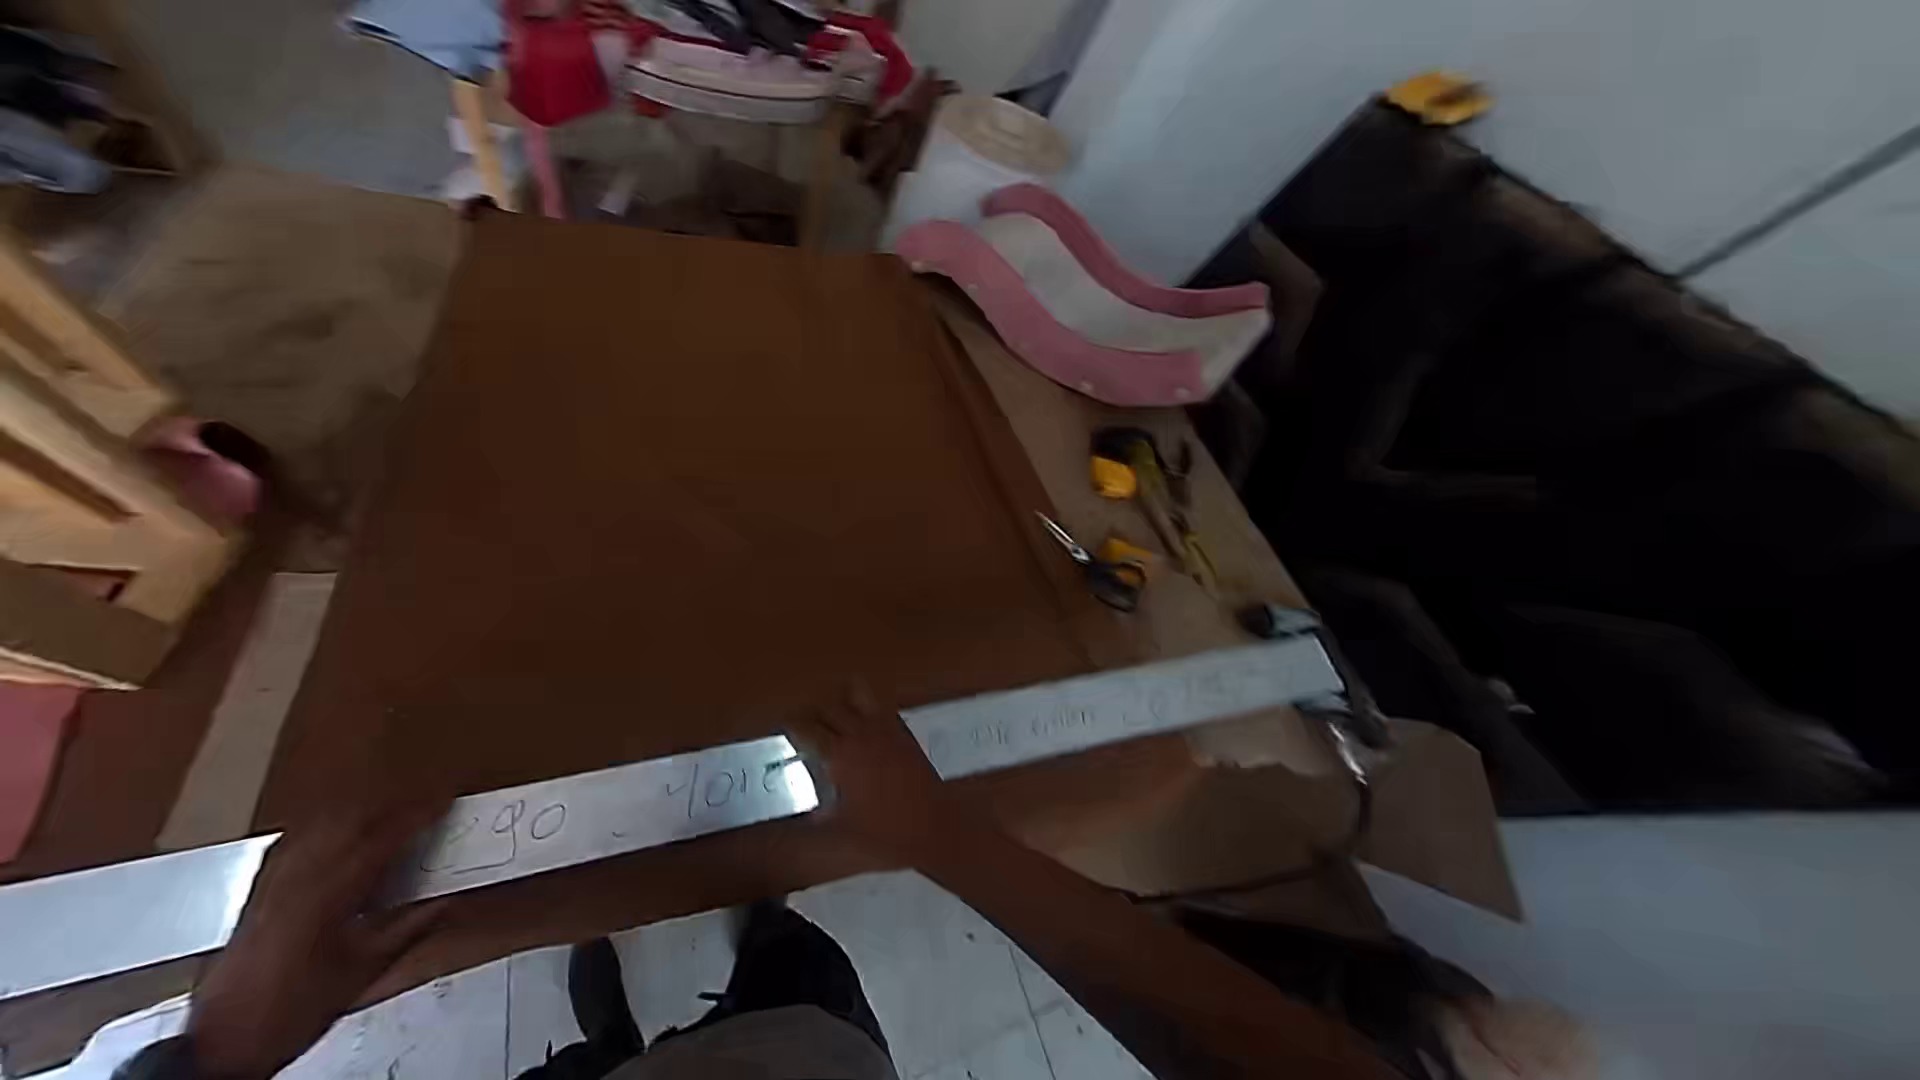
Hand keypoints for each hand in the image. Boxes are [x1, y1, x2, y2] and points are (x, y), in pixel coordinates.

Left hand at [188, 803, 447, 1079]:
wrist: (218, 1049)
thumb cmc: (290, 1013)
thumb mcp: (364, 972)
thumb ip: (409, 929)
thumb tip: (445, 902)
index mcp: (326, 900)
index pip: (380, 840)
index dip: (416, 817)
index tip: (442, 802)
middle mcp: (293, 887)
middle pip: (346, 824)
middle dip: (389, 808)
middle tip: (422, 805)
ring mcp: (268, 890)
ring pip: (315, 830)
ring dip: (355, 815)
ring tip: (384, 813)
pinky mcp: (252, 899)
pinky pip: (288, 847)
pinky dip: (317, 831)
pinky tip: (329, 832)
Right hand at [789, 688, 968, 863]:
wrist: (935, 827)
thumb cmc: (885, 834)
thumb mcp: (841, 833)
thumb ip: (818, 821)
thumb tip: (809, 813)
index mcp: (840, 756)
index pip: (806, 729)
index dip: (792, 726)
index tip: (784, 728)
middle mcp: (860, 734)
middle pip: (828, 707)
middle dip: (812, 713)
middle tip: (804, 725)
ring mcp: (885, 729)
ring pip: (858, 692)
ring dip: (842, 698)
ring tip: (835, 713)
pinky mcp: (904, 731)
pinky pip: (881, 706)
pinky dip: (868, 706)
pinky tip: (865, 722)